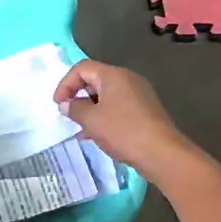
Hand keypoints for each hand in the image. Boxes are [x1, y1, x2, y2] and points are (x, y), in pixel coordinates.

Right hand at [53, 59, 189, 173]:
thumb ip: (75, 108)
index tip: (59, 104)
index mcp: (113, 75)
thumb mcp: (91, 120)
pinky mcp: (144, 109)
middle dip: (77, 95)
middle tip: (68, 115)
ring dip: (89, 108)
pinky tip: (96, 134)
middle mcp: (127, 79)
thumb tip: (67, 104)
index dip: (66, 83)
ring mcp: (138, 94)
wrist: (161, 153)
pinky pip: (117, 106)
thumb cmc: (123, 131)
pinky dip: (103, 115)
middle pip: (95, 79)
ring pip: (106, 95)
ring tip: (80, 128)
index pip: (82, 68)